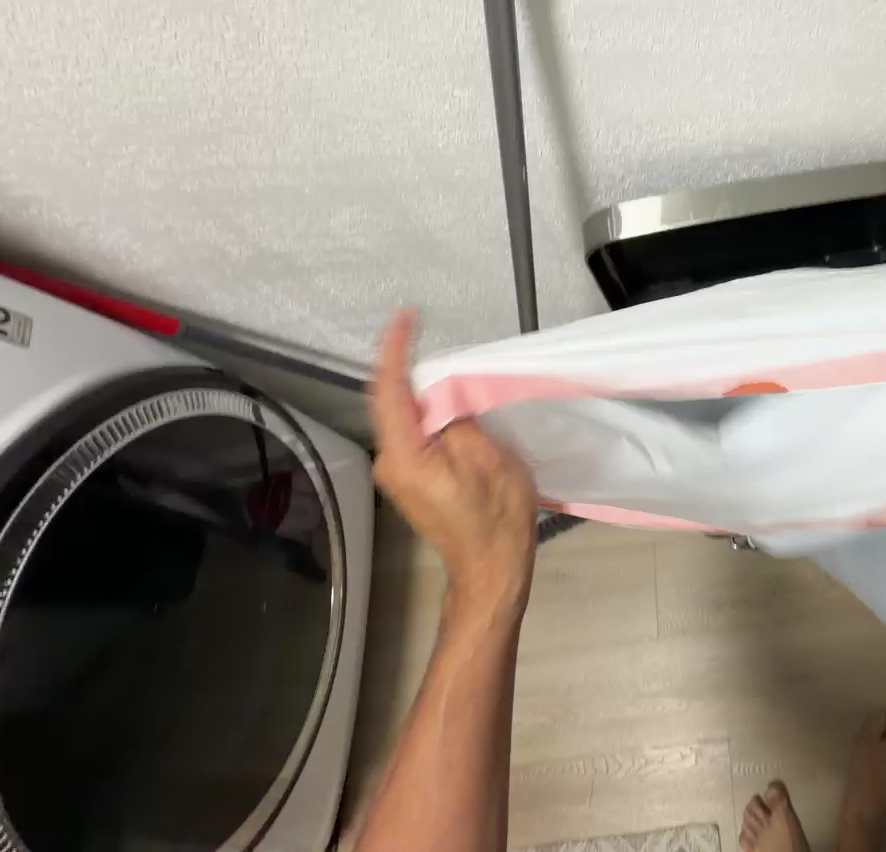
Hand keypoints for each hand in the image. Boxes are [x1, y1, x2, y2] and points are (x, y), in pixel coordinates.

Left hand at [370, 309, 538, 609]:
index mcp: (405, 455)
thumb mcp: (488, 458)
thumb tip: (442, 389)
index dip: (396, 350)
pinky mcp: (414, 478)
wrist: (491, 567)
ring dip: (423, 388)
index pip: (390, 390)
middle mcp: (391, 461)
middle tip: (426, 331)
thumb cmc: (495, 516)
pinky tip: (451, 399)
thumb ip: (458, 417)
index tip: (407, 317)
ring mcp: (400, 472)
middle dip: (407, 364)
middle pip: (392, 401)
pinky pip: (415, 432)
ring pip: (405, 417)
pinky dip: (430, 410)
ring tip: (444, 360)